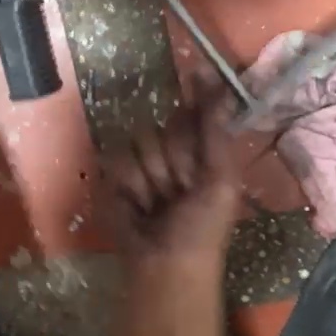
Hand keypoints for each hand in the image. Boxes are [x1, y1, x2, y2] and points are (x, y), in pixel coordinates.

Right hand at [105, 75, 245, 265]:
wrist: (165, 266)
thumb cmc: (203, 228)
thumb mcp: (220, 180)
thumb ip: (215, 132)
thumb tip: (219, 85)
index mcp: (202, 152)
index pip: (197, 111)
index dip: (198, 93)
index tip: (196, 69)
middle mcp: (172, 152)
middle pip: (167, 124)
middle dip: (176, 156)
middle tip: (182, 187)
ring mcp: (142, 164)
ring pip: (142, 140)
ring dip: (153, 176)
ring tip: (159, 204)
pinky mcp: (115, 178)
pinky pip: (118, 160)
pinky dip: (130, 185)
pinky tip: (138, 207)